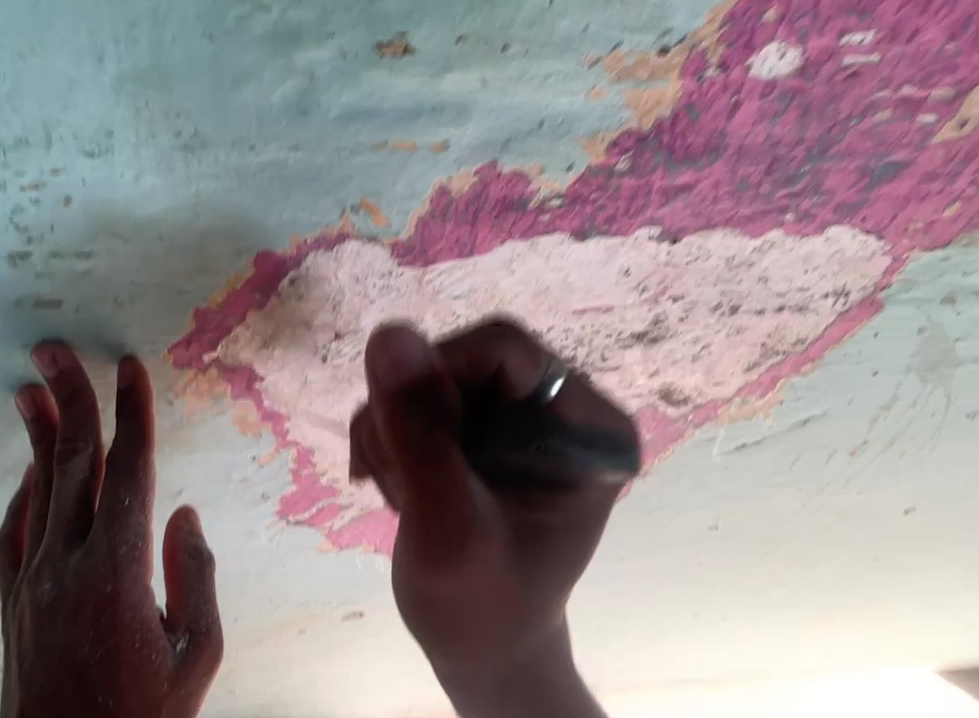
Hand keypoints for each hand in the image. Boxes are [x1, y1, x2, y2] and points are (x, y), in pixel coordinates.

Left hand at [0, 343, 222, 717]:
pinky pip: (14, 531)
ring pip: (38, 488)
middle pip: (72, 461)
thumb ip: (196, 576)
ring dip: (40, 433)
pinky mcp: (13, 604)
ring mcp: (32, 583)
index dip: (132, 413)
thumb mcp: (196, 657)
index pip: (129, 470)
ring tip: (32, 388)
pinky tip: (31, 469)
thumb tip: (184, 514)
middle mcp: (66, 564)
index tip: (130, 367)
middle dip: (70, 398)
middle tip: (54, 349)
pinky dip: (24, 490)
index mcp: (117, 571)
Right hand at [348, 320, 636, 717]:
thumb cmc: (479, 608)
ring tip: (403, 497)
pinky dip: (387, 433)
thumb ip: (420, 436)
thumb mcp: (447, 532)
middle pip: (457, 355)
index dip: (438, 378)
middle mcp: (560, 404)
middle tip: (400, 487)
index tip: (409, 446)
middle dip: (408, 415)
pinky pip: (412, 391)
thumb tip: (390, 332)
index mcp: (591, 426)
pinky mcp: (479, 420)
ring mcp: (517, 410)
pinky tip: (399, 486)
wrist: (476, 646)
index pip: (502, 348)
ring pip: (425, 370)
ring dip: (391, 429)